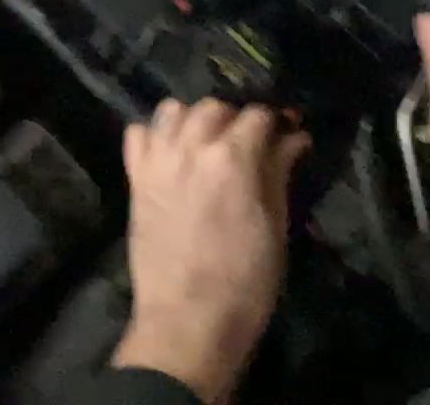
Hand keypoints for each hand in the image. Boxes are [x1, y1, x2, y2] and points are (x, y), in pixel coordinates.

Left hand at [112, 100, 311, 403]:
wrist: (187, 323)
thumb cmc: (244, 283)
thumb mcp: (275, 228)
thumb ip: (279, 172)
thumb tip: (295, 136)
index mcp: (232, 159)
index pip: (258, 115)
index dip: (276, 121)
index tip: (286, 132)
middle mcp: (190, 148)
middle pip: (215, 107)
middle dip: (235, 119)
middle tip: (248, 144)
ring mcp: (157, 160)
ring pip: (174, 110)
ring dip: (193, 119)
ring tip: (206, 143)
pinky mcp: (135, 178)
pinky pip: (137, 133)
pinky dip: (154, 134)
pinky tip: (170, 153)